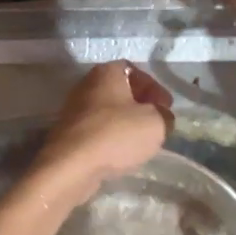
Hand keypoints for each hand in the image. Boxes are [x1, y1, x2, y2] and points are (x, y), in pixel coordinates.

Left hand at [34, 62, 172, 199]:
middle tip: (156, 122)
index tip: (166, 106)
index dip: (153, 87)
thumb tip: (162, 116)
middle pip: (120, 90)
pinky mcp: (69, 132)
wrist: (72, 165)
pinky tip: (122, 152)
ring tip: (142, 140)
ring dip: (126, 122)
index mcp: (106, 72)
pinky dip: (111, 136)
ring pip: (108, 110)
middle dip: (140, 105)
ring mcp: (75, 108)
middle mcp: (87, 84)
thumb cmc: (116, 134)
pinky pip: (97, 128)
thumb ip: (164, 115)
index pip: (134, 70)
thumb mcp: (156, 123)